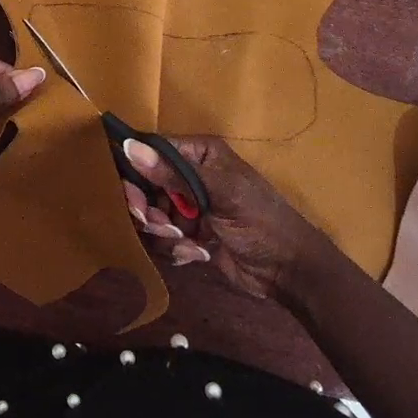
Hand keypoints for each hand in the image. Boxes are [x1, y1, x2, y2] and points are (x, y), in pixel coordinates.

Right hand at [121, 135, 331, 299]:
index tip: (132, 196)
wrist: (287, 270)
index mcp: (199, 153)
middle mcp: (189, 175)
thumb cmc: (261, 221)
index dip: (135, 171)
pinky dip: (176, 250)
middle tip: (162, 226)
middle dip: (149, 211)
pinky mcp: (188, 235)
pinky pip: (162, 238)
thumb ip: (174, 173)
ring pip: (150, 216)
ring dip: (164, 234)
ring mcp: (188, 206)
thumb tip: (130, 147)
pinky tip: (198, 254)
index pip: (151, 151)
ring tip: (187, 242)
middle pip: (144, 186)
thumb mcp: (220, 193)